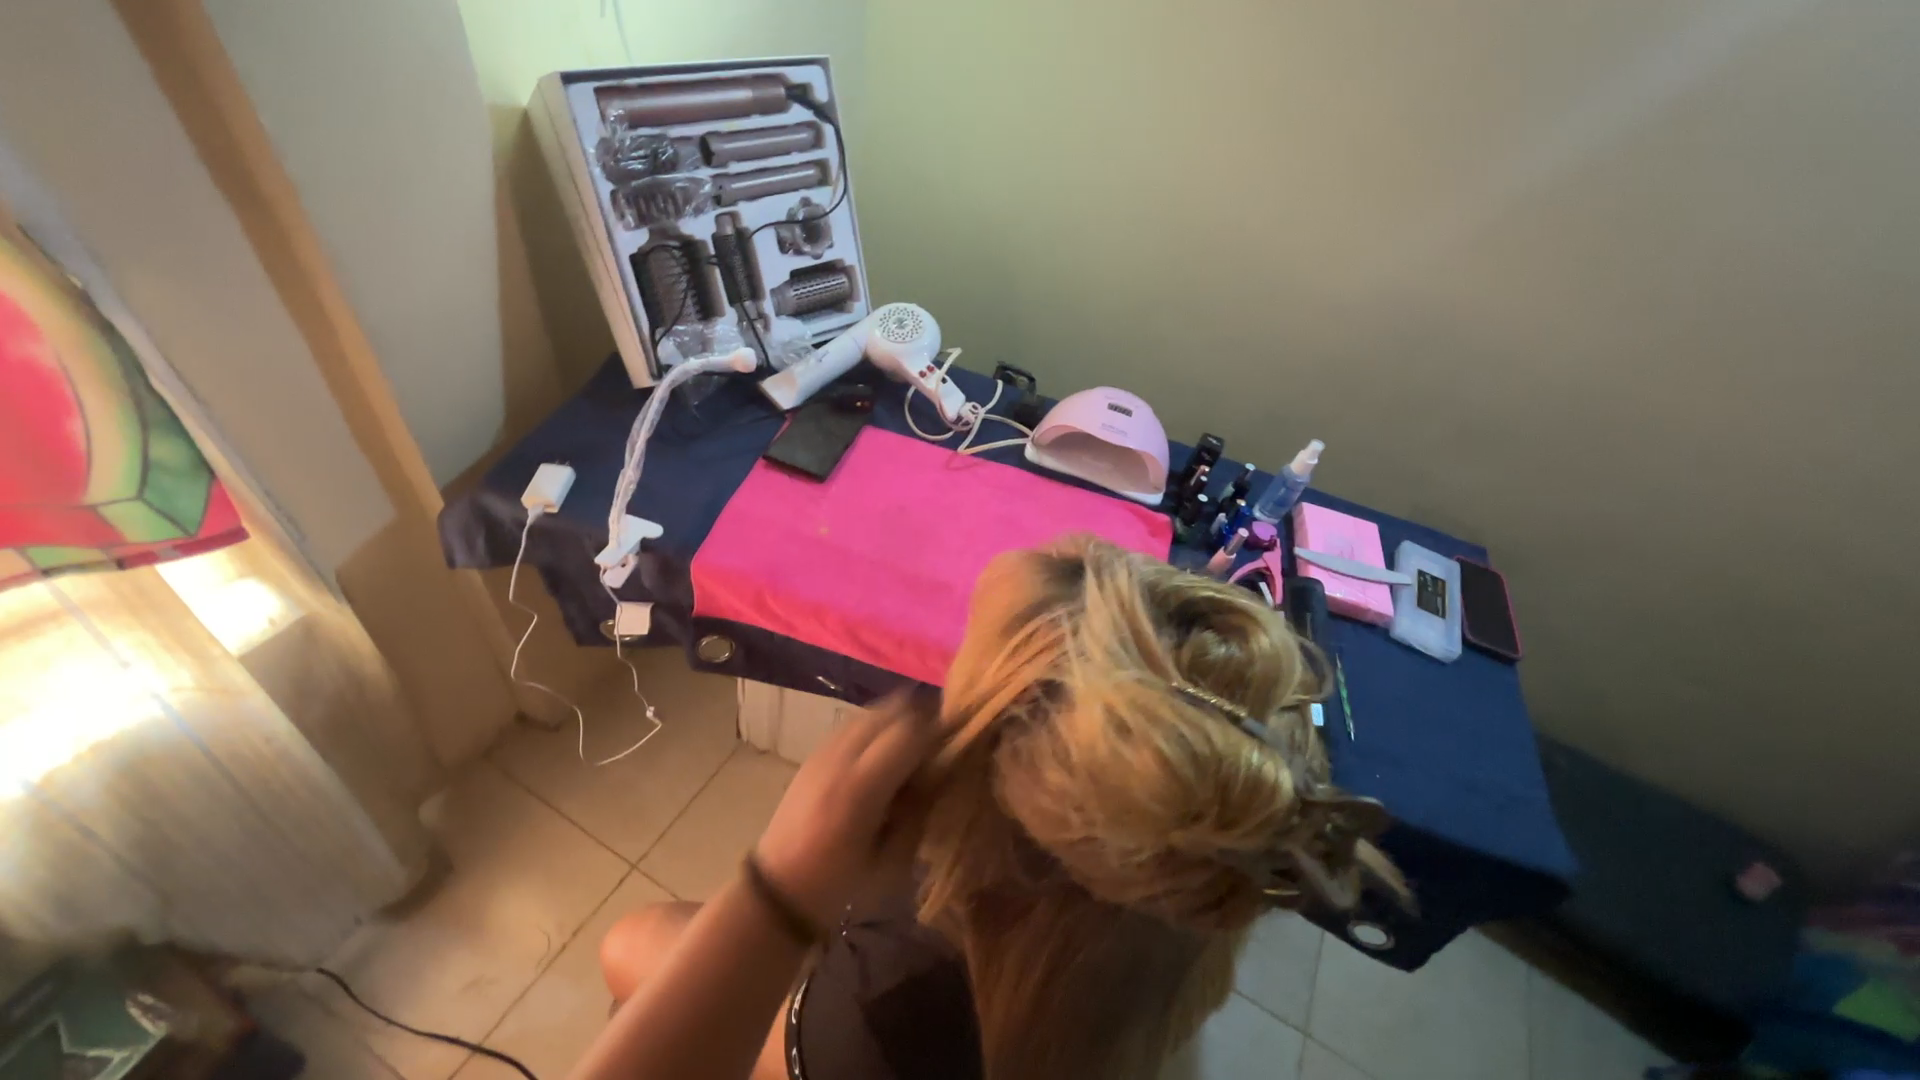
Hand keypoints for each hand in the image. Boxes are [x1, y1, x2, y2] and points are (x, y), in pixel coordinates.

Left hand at [753, 689, 939, 925]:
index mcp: (860, 788)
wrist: (776, 889)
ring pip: (870, 712)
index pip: (908, 733)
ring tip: (913, 747)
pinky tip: (883, 753)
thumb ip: (919, 811)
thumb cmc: (839, 883)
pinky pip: (852, 724)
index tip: (956, 746)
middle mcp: (839, 760)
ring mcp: (822, 753)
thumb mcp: (891, 859)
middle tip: (939, 744)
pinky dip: (875, 728)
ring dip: (897, 721)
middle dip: (920, 721)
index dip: (937, 733)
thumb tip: (940, 776)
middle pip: (890, 712)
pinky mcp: (813, 755)